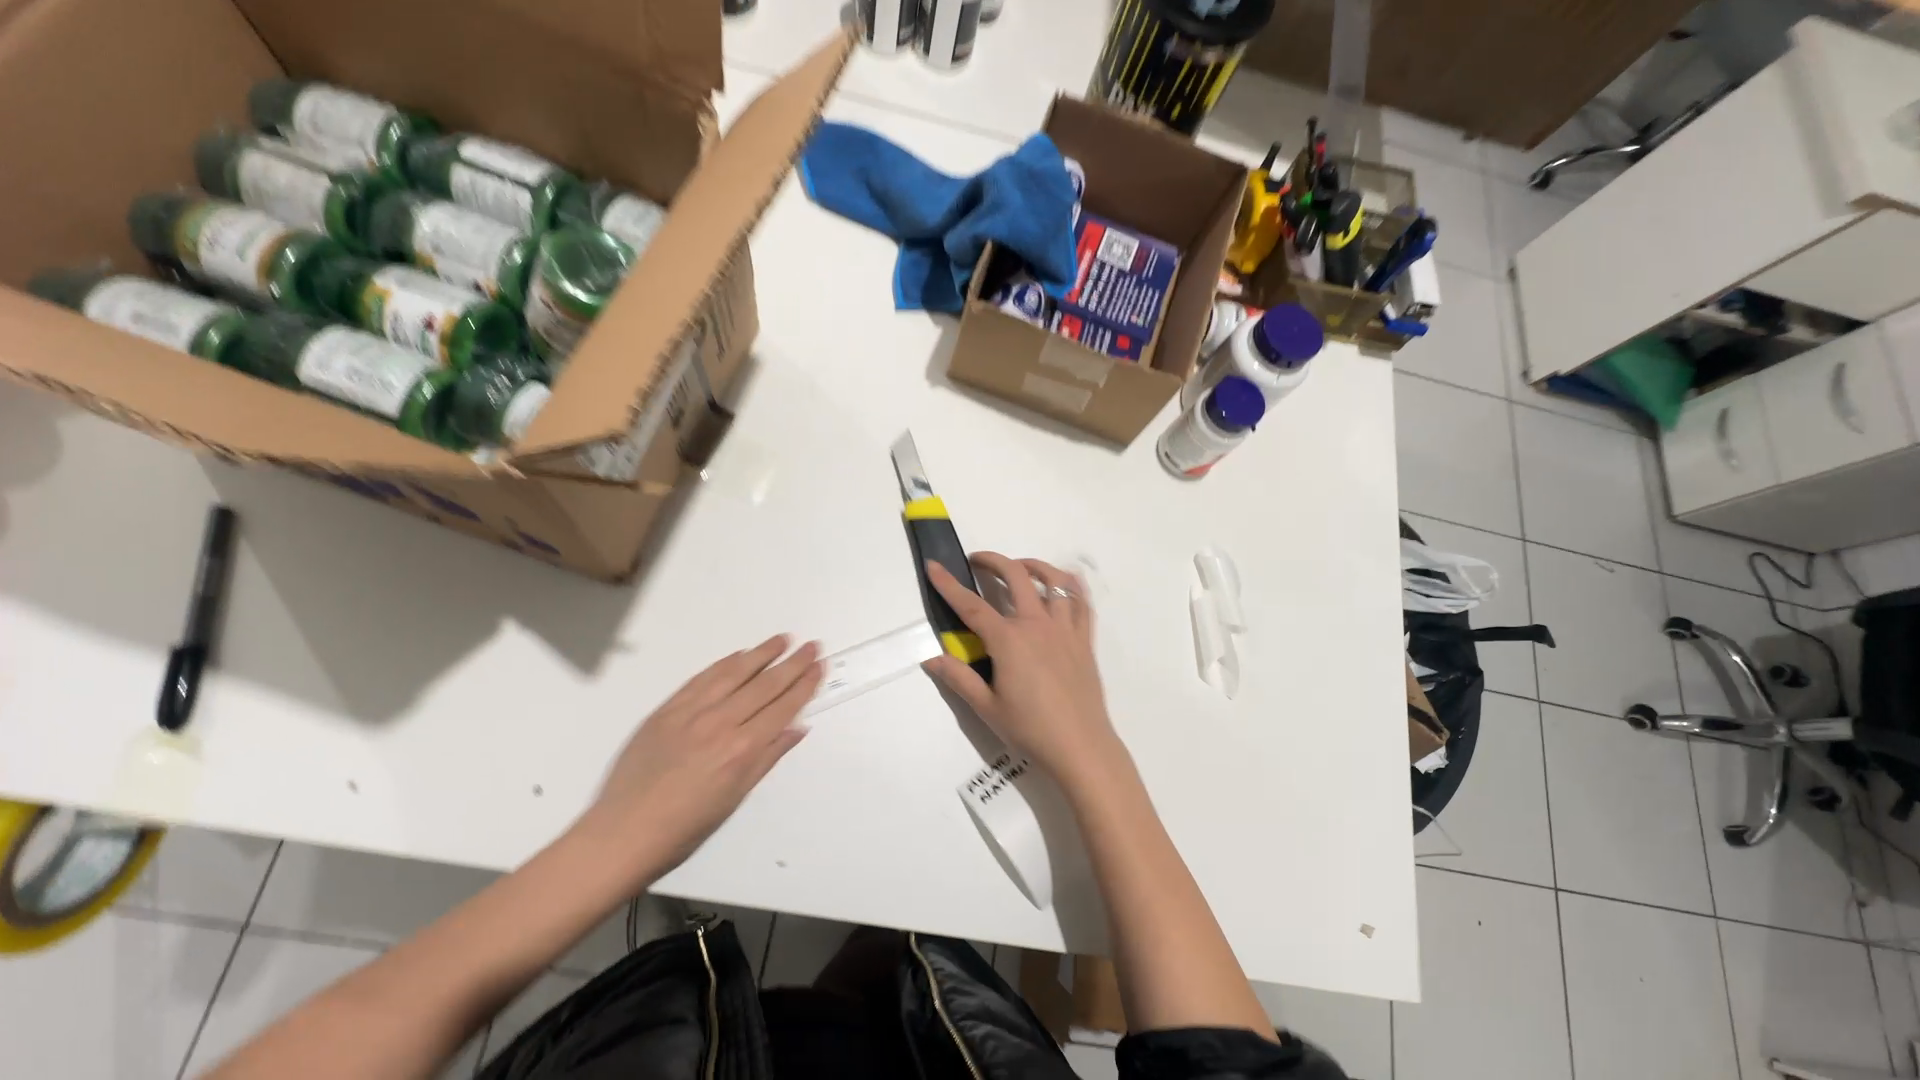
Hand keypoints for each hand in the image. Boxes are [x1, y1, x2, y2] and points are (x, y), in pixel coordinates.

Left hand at [577, 636, 821, 878]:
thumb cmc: (685, 828)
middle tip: (811, 645)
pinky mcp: (665, 710)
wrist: (623, 833)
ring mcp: (690, 713)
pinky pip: (700, 679)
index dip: (804, 685)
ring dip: (760, 654)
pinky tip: (738, 656)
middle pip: (763, 686)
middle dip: (791, 664)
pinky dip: (723, 665)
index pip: (782, 708)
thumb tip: (796, 728)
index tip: (819, 666)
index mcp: (741, 750)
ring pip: (733, 674)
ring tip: (781, 640)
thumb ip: (766, 758)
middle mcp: (719, 724)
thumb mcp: (734, 798)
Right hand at [923, 554, 1124, 789]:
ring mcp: (1065, 629)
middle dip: (993, 561)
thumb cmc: (1030, 729)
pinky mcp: (1084, 640)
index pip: (971, 605)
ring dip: (1033, 565)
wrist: (1080, 746)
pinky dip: (1071, 585)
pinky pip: (1081, 601)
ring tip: (1019, 567)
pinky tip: (1061, 584)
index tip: (934, 566)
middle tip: (977, 561)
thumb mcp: (986, 707)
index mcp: (1008, 640)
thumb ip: (958, 678)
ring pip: (1053, 580)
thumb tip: (931, 658)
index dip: (949, 584)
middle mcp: (1037, 625)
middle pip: (1015, 576)